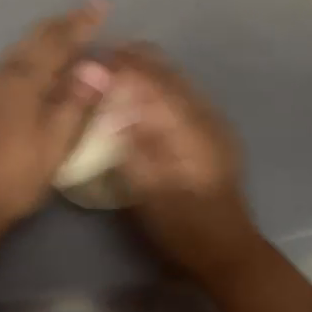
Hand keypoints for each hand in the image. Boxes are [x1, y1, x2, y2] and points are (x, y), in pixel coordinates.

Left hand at [0, 1, 110, 311]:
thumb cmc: (19, 171)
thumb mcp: (56, 140)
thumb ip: (77, 100)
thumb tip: (98, 65)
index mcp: (26, 78)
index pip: (59, 41)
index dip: (81, 23)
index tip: (101, 6)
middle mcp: (8, 72)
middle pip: (38, 36)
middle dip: (64, 23)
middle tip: (89, 13)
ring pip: (26, 46)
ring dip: (49, 34)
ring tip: (70, 30)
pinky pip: (18, 57)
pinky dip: (37, 49)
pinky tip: (44, 60)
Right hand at [110, 43, 263, 279]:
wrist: (228, 250)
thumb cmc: (180, 223)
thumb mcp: (144, 184)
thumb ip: (122, 133)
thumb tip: (100, 98)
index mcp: (184, 118)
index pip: (144, 70)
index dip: (112, 62)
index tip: (83, 66)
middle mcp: (201, 106)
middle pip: (159, 64)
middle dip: (124, 61)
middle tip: (92, 73)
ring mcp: (211, 115)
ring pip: (170, 74)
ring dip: (139, 72)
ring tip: (108, 83)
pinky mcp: (212, 126)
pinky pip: (178, 90)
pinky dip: (154, 87)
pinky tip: (136, 104)